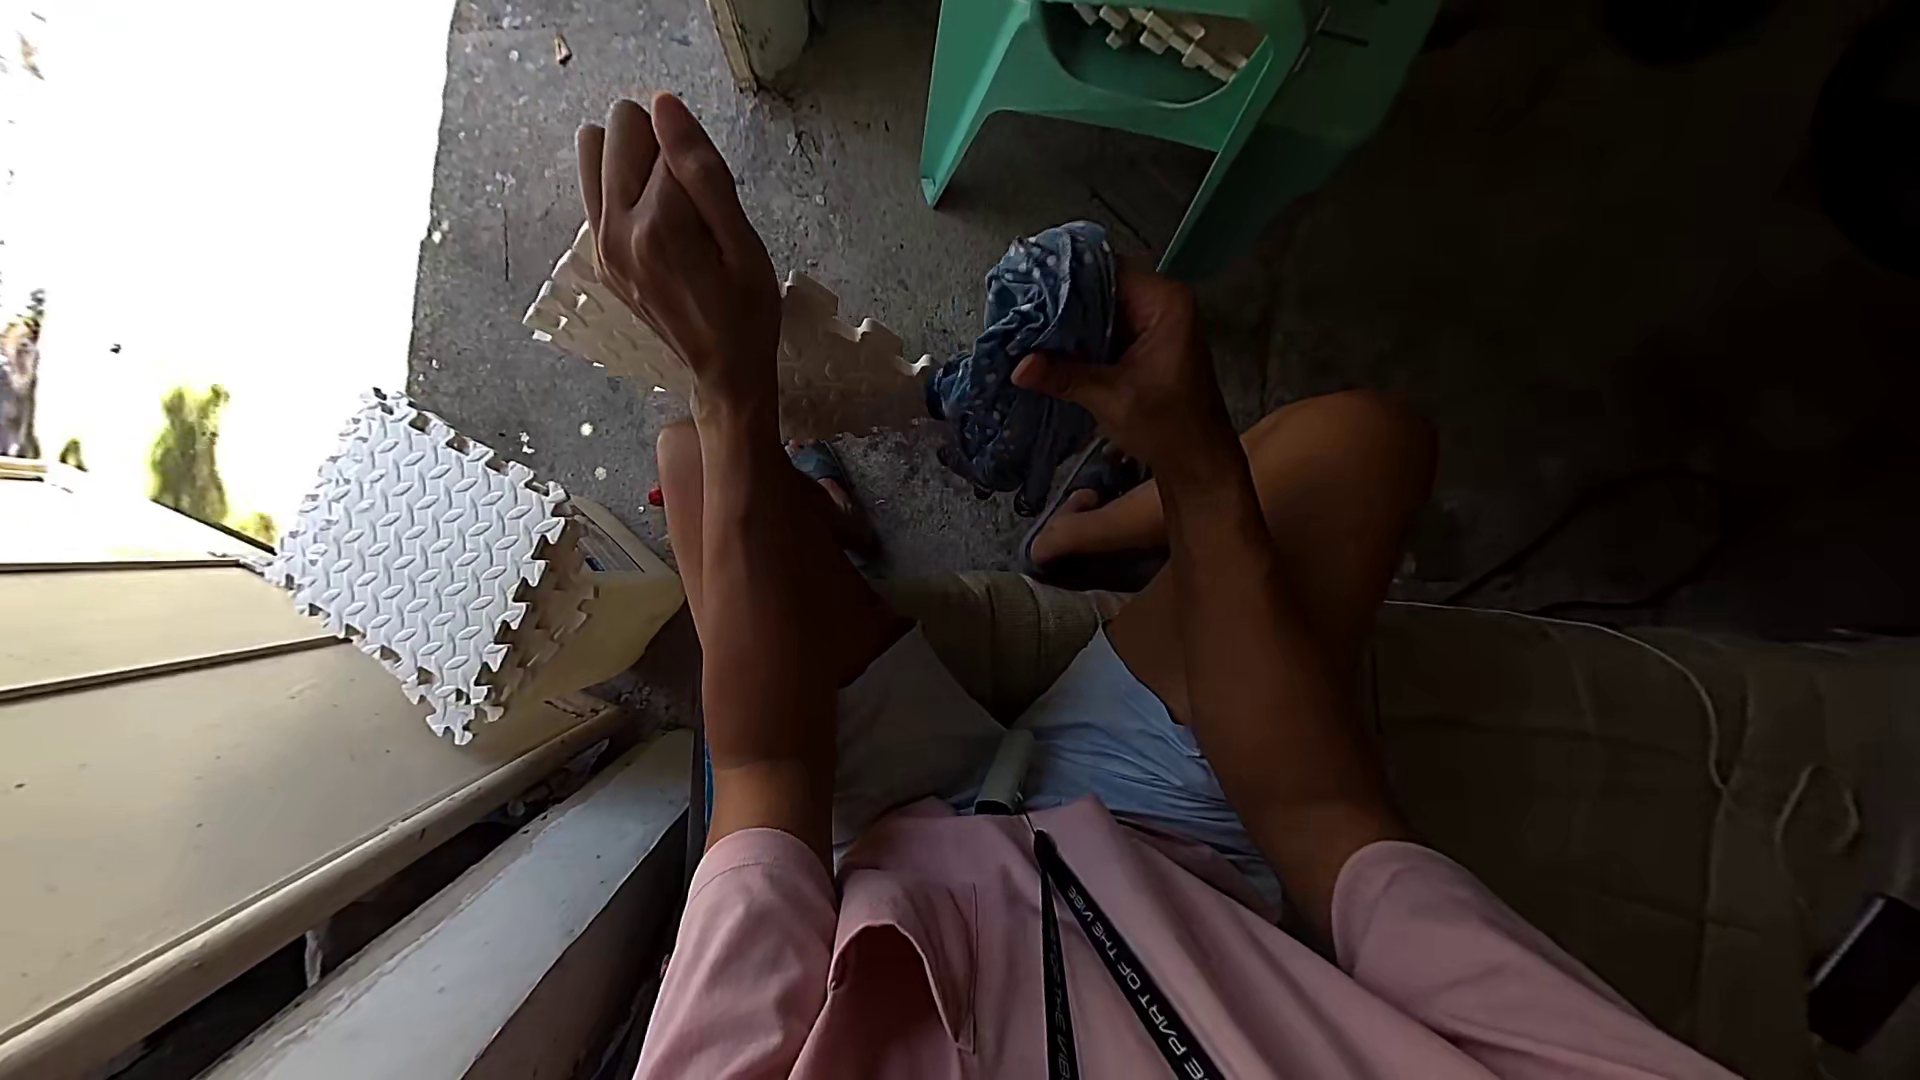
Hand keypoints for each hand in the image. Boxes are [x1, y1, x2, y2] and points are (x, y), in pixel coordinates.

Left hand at [578, 93, 779, 414]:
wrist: (724, 370)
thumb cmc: (749, 315)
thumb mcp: (746, 249)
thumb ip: (705, 176)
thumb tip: (665, 105)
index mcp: (661, 227)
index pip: (670, 143)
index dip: (703, 167)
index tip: (719, 211)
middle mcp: (617, 229)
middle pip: (621, 130)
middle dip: (661, 149)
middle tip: (695, 204)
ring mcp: (601, 244)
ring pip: (594, 149)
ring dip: (633, 161)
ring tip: (671, 206)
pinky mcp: (599, 256)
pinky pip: (593, 187)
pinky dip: (622, 188)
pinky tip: (655, 226)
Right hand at [1012, 268, 1236, 479]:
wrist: (1195, 460)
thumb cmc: (1168, 426)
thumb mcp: (1110, 398)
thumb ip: (1065, 377)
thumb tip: (1019, 368)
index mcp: (1163, 303)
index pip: (1106, 270)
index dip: (1065, 278)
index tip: (1029, 290)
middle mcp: (1159, 305)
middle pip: (1100, 288)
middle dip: (1061, 304)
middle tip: (1021, 313)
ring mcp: (1150, 325)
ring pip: (1099, 311)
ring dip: (1067, 324)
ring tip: (1027, 330)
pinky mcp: (1141, 346)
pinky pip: (1103, 332)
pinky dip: (1079, 341)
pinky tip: (1048, 349)